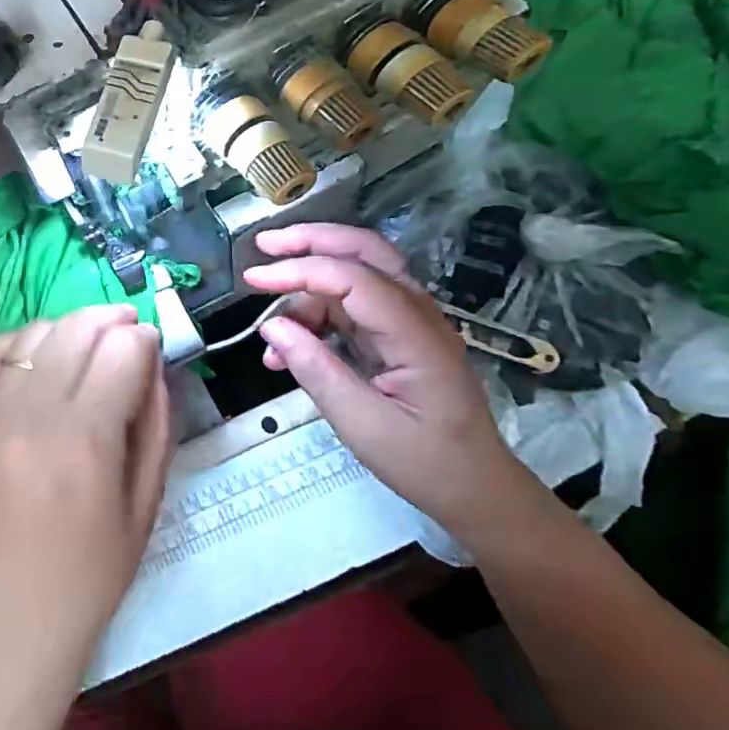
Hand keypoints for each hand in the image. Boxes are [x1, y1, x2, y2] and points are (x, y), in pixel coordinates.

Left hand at [0, 304, 171, 729]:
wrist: (11, 617)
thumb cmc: (91, 573)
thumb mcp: (146, 503)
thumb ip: (155, 424)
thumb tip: (151, 365)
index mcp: (86, 438)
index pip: (122, 349)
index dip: (146, 340)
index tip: (155, 352)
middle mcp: (34, 412)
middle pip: (78, 329)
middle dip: (113, 321)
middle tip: (131, 336)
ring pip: (36, 333)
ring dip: (71, 327)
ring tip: (91, 345)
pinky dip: (18, 341)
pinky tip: (40, 353)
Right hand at [242, 223, 542, 536]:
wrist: (476, 488)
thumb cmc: (425, 462)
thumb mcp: (362, 424)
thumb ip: (315, 369)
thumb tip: (272, 326)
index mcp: (415, 334)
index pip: (353, 278)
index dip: (299, 271)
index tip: (253, 280)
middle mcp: (417, 313)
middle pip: (363, 251)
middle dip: (310, 240)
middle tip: (263, 244)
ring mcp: (409, 321)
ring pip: (354, 274)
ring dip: (308, 287)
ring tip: (270, 328)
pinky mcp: (397, 334)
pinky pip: (351, 306)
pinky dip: (316, 314)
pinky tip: (290, 345)